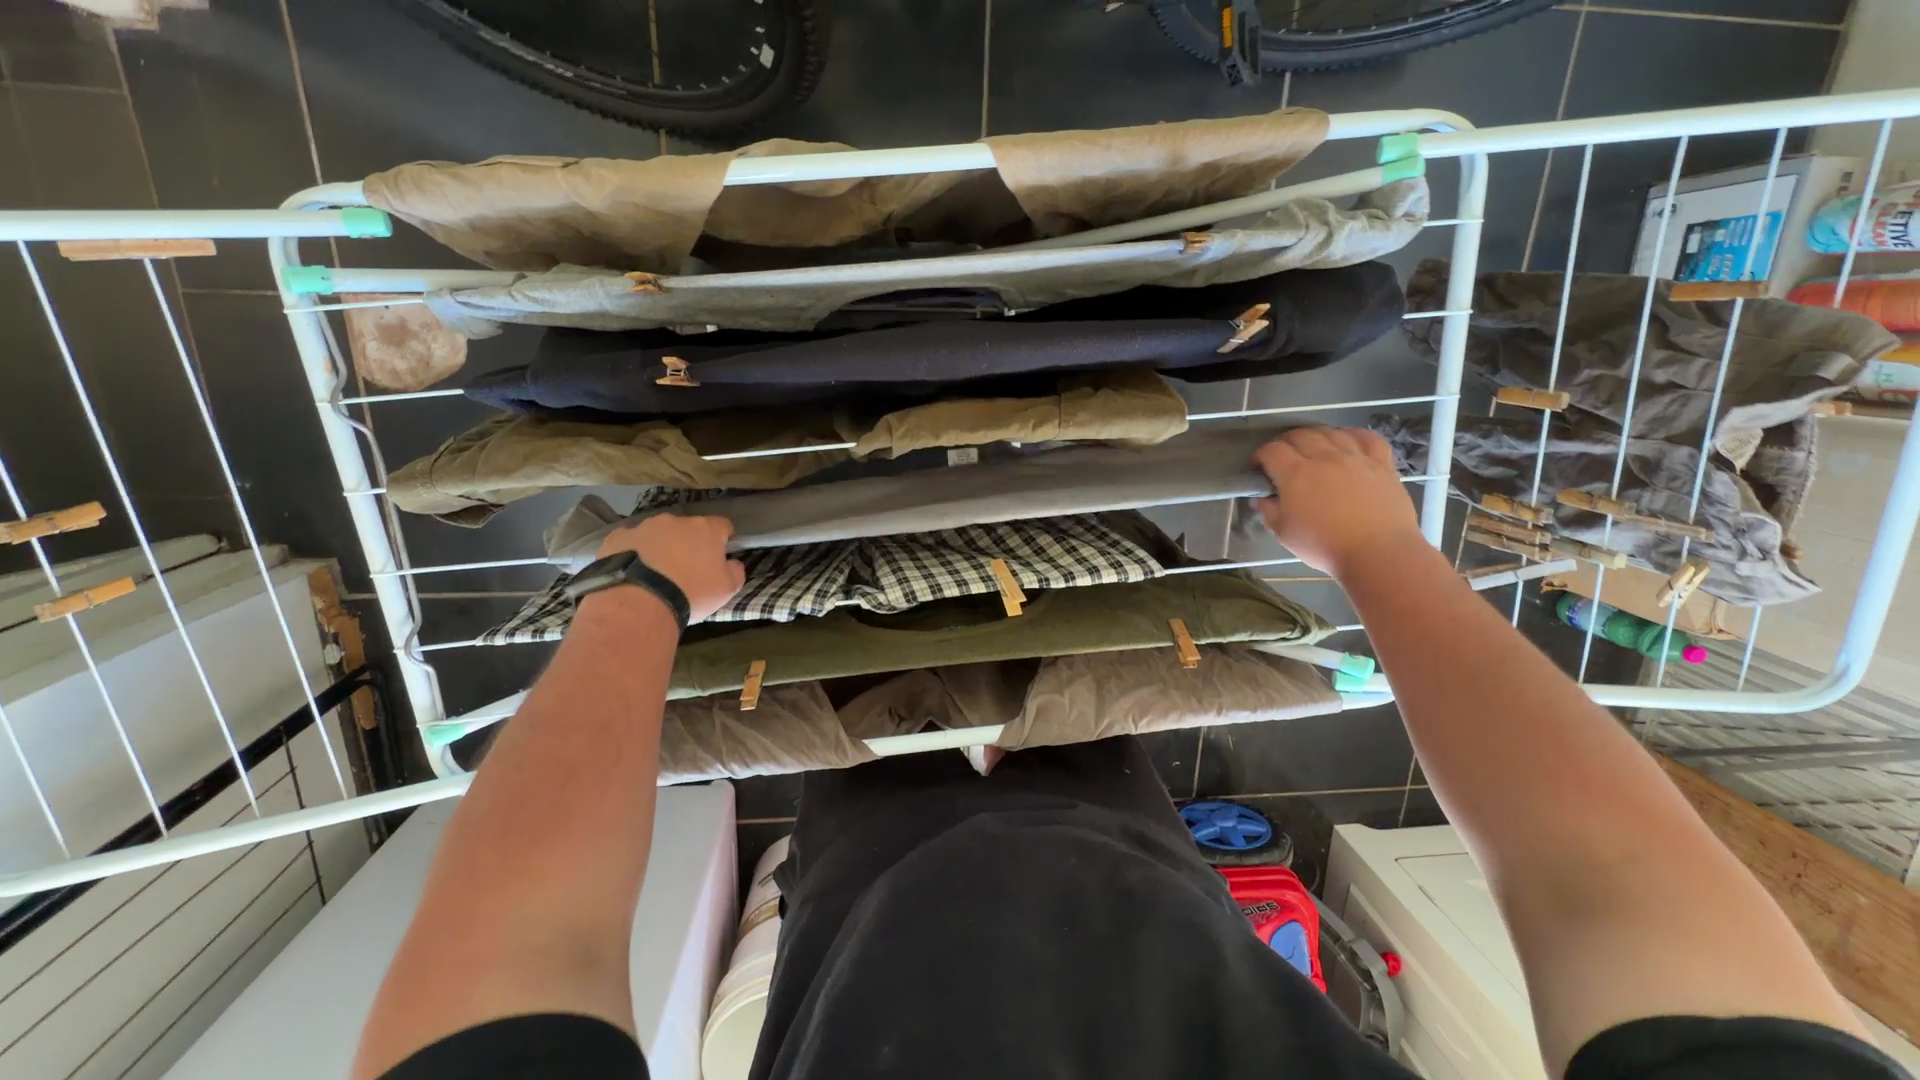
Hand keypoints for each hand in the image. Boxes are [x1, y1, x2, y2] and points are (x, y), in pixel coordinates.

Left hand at [594, 514, 745, 623]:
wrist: (638, 602)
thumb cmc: (690, 594)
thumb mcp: (727, 590)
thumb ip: (736, 571)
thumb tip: (733, 563)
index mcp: (705, 529)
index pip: (722, 526)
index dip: (723, 540)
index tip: (719, 557)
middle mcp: (674, 521)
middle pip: (687, 528)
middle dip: (688, 544)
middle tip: (685, 570)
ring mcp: (643, 527)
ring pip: (657, 533)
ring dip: (660, 547)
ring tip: (655, 573)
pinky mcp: (616, 538)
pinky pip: (630, 542)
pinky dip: (634, 552)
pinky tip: (632, 572)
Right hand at [1252, 427, 1422, 575]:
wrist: (1378, 553)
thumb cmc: (1325, 546)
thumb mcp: (1285, 534)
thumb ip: (1268, 512)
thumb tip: (1261, 499)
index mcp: (1297, 474)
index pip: (1272, 451)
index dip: (1260, 456)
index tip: (1258, 468)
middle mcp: (1325, 457)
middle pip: (1300, 435)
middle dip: (1285, 443)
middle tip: (1283, 457)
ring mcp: (1356, 458)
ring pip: (1332, 433)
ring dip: (1316, 436)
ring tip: (1313, 448)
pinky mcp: (1381, 464)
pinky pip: (1368, 438)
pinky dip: (1354, 435)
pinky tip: (1349, 442)